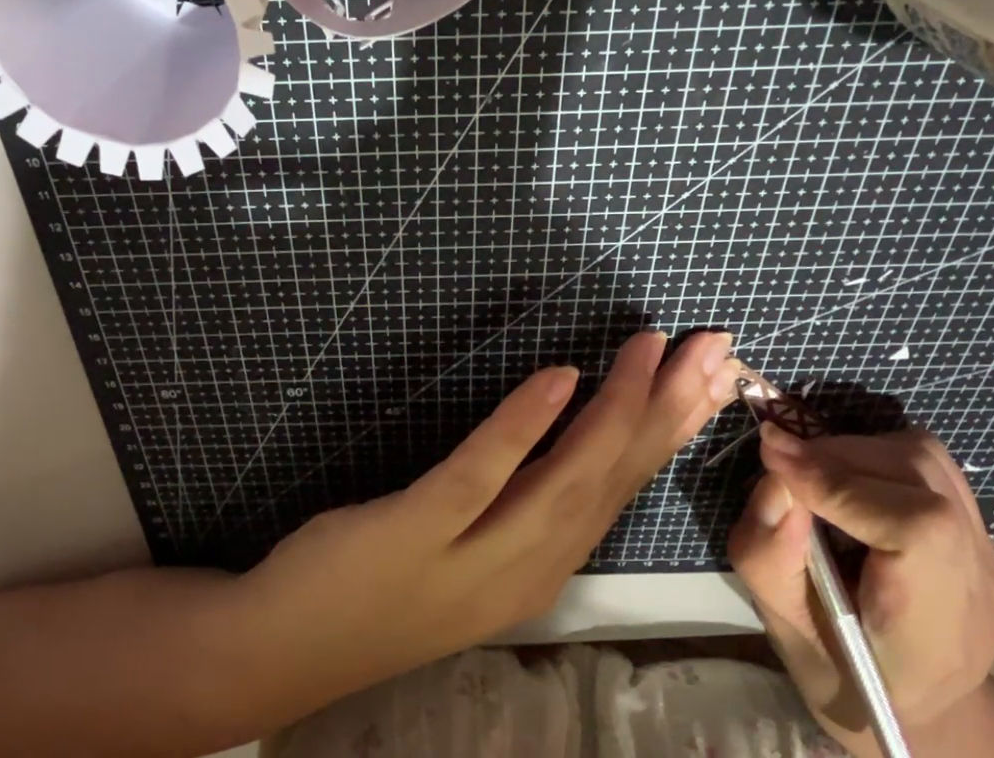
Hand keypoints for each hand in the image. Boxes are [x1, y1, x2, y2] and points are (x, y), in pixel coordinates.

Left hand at [236, 330, 742, 700]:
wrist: (283, 648)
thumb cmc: (377, 589)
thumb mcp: (469, 551)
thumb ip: (518, 503)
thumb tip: (565, 434)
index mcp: (539, 567)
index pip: (619, 492)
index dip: (668, 433)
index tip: (709, 380)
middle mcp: (525, 570)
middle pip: (609, 480)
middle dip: (665, 409)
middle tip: (711, 345)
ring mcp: (472, 556)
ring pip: (562, 477)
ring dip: (614, 408)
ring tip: (650, 348)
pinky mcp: (417, 532)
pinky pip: (481, 472)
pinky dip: (525, 424)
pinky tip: (558, 376)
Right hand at [729, 424, 993, 757]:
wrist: (912, 711)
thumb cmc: (838, 678)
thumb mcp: (784, 629)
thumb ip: (771, 558)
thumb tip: (777, 482)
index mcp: (935, 626)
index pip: (915, 525)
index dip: (839, 482)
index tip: (772, 457)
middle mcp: (977, 581)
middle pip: (919, 475)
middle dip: (837, 457)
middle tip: (778, 462)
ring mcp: (988, 555)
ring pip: (925, 460)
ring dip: (855, 452)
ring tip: (810, 473)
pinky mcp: (977, 535)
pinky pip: (928, 472)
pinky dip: (875, 461)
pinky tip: (844, 486)